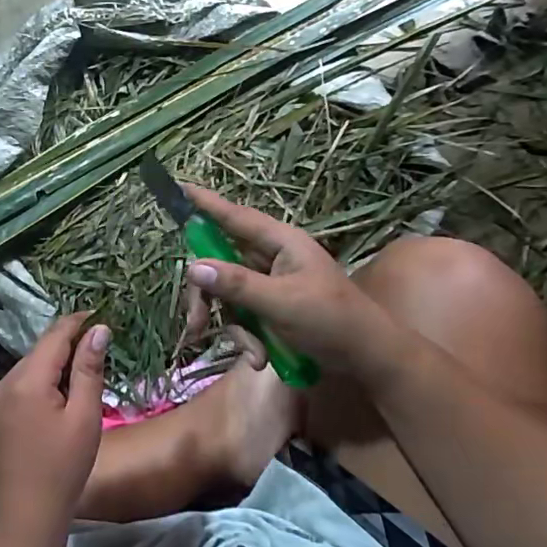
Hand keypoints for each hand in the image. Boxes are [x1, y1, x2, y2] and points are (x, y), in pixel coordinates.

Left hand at [0, 312, 108, 530]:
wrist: (21, 522)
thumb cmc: (61, 470)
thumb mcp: (84, 418)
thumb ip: (88, 370)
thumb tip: (98, 329)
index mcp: (26, 380)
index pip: (54, 335)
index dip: (77, 322)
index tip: (99, 316)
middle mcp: (2, 385)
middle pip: (37, 354)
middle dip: (65, 349)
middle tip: (95, 357)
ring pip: (24, 374)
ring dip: (49, 372)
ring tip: (75, 387)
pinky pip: (13, 395)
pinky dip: (33, 392)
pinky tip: (48, 414)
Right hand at [181, 185, 396, 374]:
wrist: (366, 359)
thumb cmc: (331, 321)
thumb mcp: (282, 303)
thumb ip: (237, 285)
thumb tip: (193, 266)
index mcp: (281, 243)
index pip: (235, 217)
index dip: (206, 203)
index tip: (180, 187)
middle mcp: (271, 258)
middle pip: (220, 265)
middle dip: (208, 298)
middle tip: (196, 325)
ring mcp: (270, 284)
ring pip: (227, 295)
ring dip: (233, 327)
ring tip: (252, 354)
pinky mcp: (270, 308)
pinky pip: (241, 315)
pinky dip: (247, 338)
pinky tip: (261, 358)